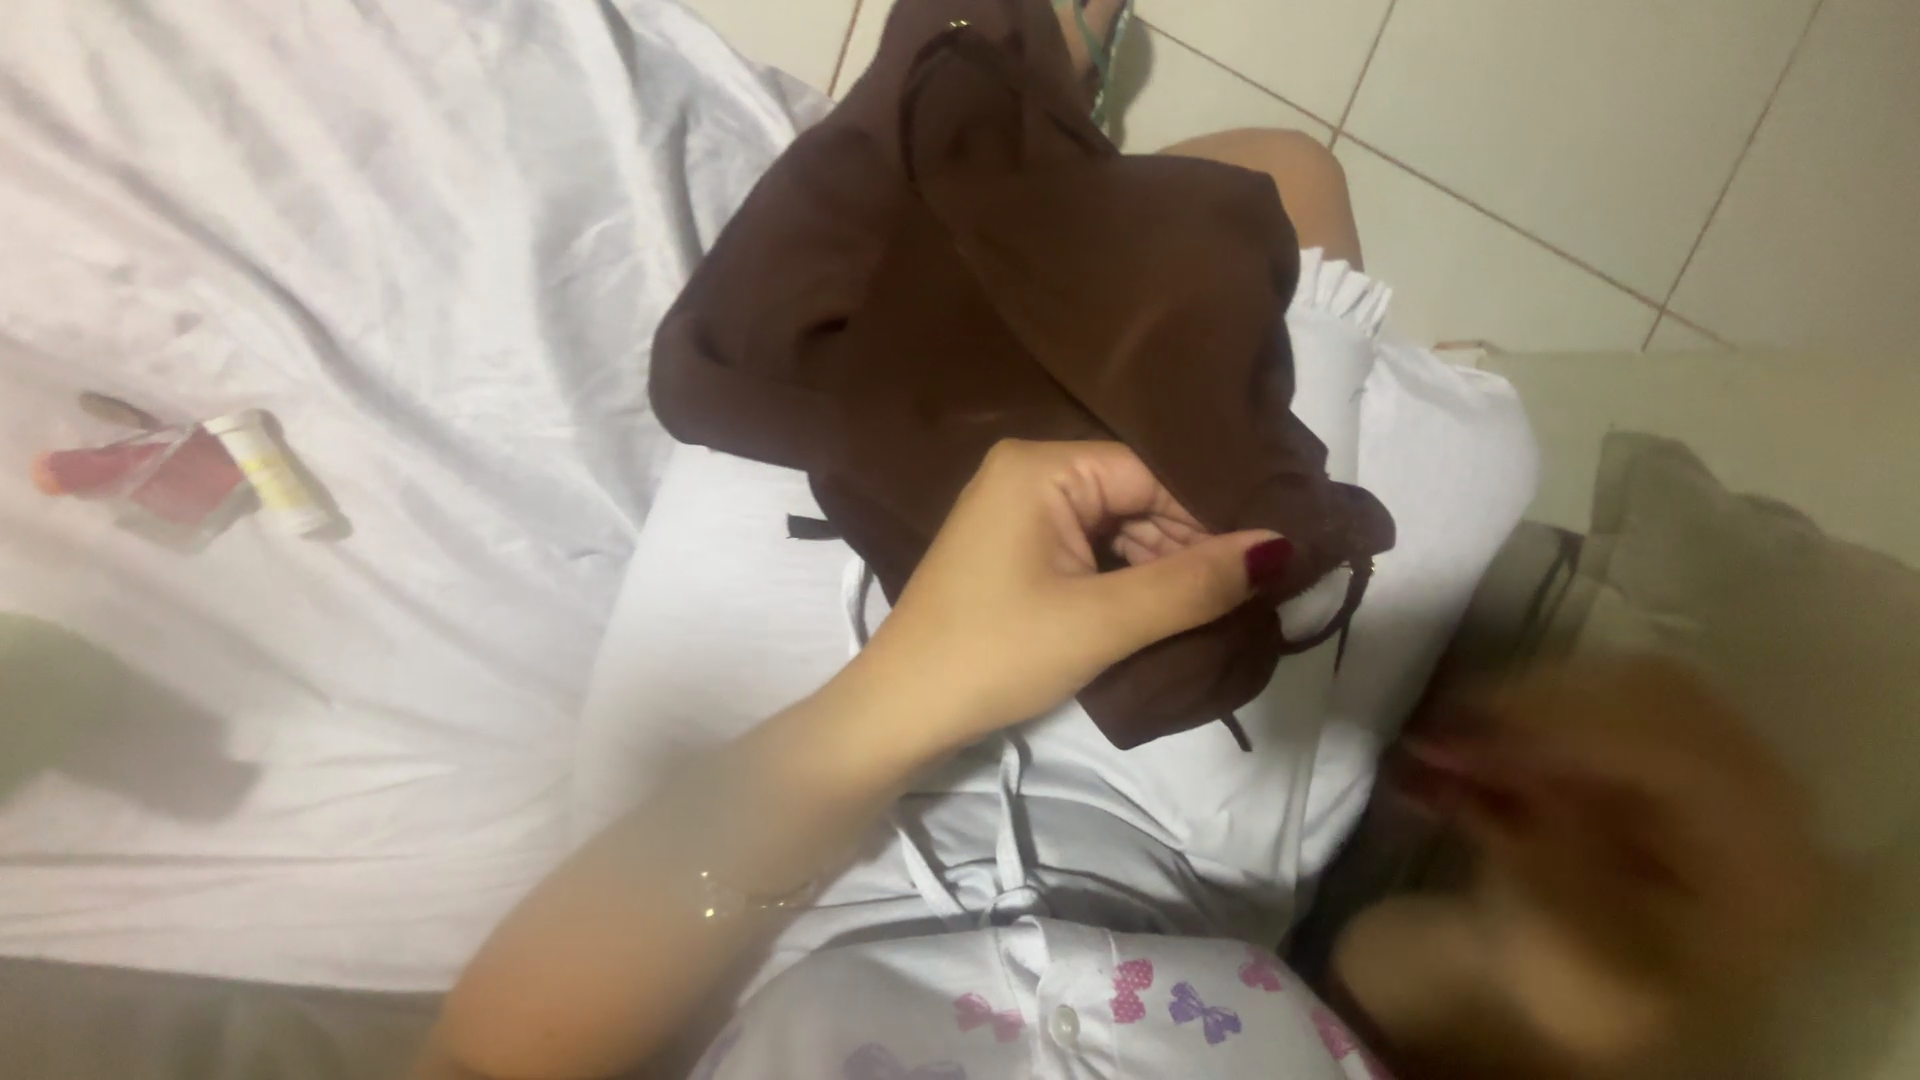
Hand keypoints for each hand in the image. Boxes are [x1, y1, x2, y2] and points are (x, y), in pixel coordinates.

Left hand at [847, 439, 1291, 750]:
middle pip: (1133, 495)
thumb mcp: (1102, 621)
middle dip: (1187, 543)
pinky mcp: (1012, 547)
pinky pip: (1085, 547)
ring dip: (1159, 564)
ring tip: (1216, 603)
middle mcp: (1026, 471)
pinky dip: (1123, 575)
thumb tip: (1283, 547)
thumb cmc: (997, 654)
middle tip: (1250, 589)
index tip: (1270, 558)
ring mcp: (1014, 509)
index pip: (1153, 473)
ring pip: (1113, 524)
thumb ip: (1193, 582)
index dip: (1212, 516)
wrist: (902, 708)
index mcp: (1040, 466)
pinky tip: (1162, 605)